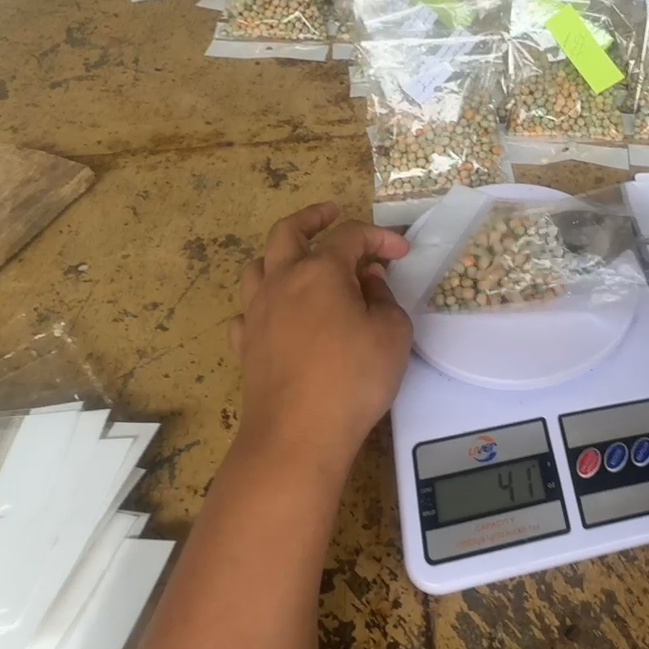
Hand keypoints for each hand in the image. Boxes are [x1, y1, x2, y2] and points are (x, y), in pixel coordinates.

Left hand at [230, 202, 412, 468]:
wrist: (296, 435)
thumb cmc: (353, 378)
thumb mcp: (391, 332)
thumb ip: (384, 298)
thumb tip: (368, 280)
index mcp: (320, 271)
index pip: (350, 235)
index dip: (379, 236)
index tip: (402, 250)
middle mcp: (282, 281)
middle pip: (287, 232)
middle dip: (311, 217)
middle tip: (330, 214)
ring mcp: (257, 313)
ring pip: (258, 266)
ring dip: (281, 255)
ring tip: (300, 259)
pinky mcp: (245, 346)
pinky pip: (247, 311)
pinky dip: (264, 302)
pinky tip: (278, 313)